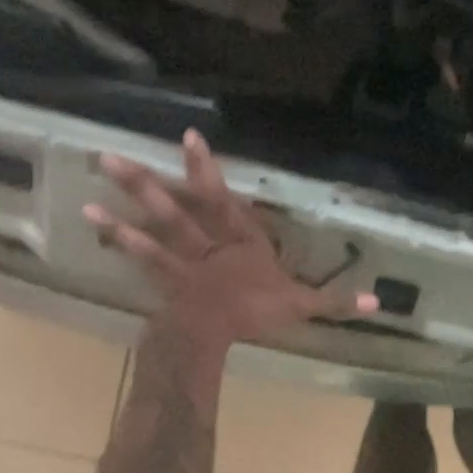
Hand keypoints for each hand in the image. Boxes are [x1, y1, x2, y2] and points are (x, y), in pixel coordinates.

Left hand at [85, 130, 378, 350]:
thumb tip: (379, 301)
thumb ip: (335, 301)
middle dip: (147, 181)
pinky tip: (96, 224)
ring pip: (154, 227)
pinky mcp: (166, 281)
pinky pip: (142, 258)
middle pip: (178, 207)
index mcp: (243, 242)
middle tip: (109, 154)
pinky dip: (122, 242)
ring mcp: (183, 261)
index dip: (207, 170)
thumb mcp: (302, 307)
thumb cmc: (257, 313)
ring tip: (92, 184)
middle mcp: (208, 242)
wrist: (214, 335)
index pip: (225, 200)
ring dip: (124, 206)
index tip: (190, 138)